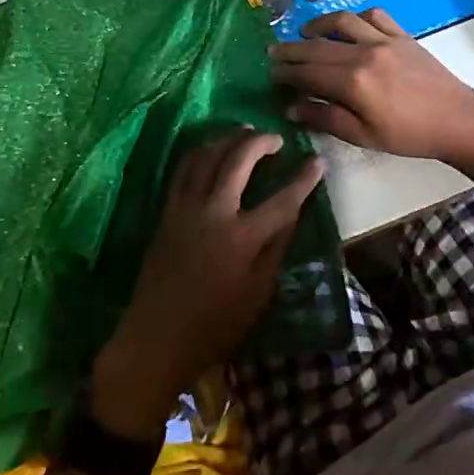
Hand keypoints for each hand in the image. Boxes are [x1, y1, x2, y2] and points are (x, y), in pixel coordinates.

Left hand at [90, 132, 324, 439]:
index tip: (318, 161)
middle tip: (277, 138)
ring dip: (229, 139)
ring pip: (208, 156)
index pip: (283, 199)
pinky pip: (184, 169)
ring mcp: (186, 209)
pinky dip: (201, 152)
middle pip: (239, 160)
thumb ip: (277, 248)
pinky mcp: (167, 212)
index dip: (304, 178)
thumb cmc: (215, 326)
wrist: (155, 340)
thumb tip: (293, 211)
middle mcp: (214, 213)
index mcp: (243, 238)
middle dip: (262, 142)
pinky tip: (212, 149)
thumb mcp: (259, 294)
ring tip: (246, 133)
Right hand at [269, 9, 473, 167]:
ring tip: (305, 32)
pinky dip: (355, 17)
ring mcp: (384, 39)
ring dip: (319, 25)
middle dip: (292, 49)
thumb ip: (326, 118)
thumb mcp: (364, 136)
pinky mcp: (402, 34)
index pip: (308, 72)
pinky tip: (348, 26)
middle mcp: (364, 52)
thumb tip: (291, 108)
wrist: (456, 118)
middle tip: (274, 53)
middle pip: (318, 46)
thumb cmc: (409, 135)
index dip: (286, 73)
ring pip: (342, 21)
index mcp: (353, 82)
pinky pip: (373, 15)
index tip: (270, 73)